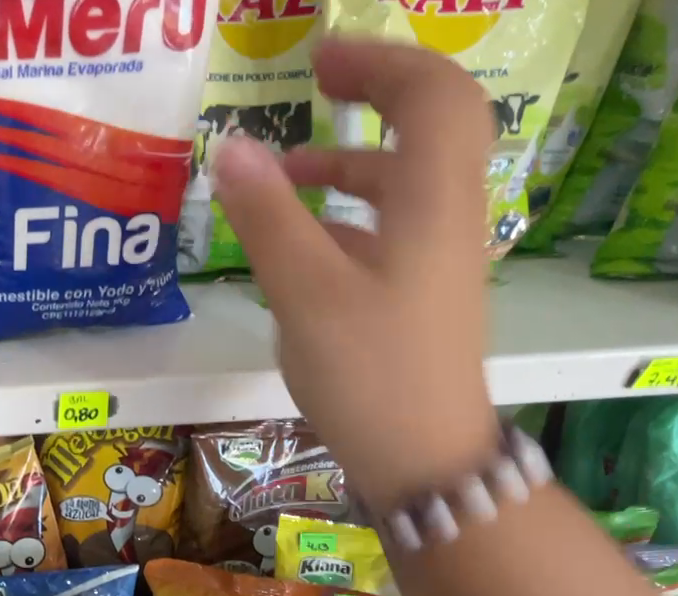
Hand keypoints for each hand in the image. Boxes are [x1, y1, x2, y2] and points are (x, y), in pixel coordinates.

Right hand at [211, 40, 501, 507]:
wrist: (422, 455)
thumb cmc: (369, 371)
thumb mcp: (306, 292)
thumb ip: (267, 217)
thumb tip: (228, 146)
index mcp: (434, 200)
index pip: (429, 94)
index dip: (378, 62)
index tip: (317, 58)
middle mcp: (449, 215)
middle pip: (433, 126)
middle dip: (376, 98)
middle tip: (317, 90)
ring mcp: (439, 257)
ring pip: (407, 181)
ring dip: (352, 163)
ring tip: (286, 176)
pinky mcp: (422, 292)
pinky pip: (392, 227)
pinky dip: (349, 214)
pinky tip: (302, 244)